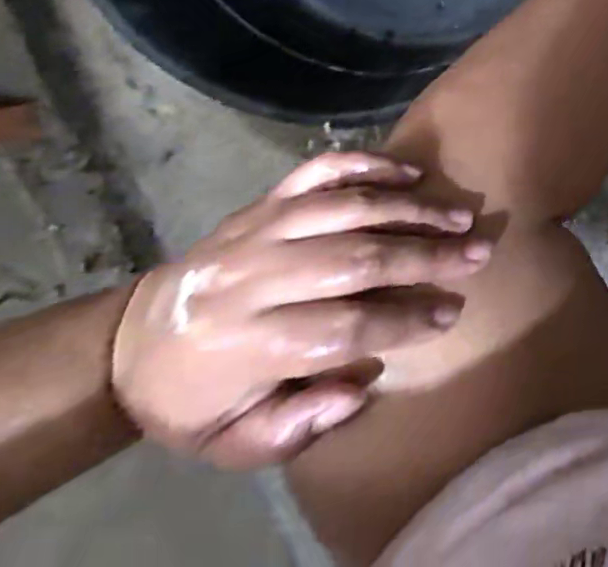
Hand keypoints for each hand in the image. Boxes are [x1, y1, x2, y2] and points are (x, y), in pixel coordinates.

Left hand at [110, 152, 489, 468]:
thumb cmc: (192, 398)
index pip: (343, 327)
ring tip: (459, 217)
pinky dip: (368, 164)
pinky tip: (410, 172)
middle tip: (478, 254)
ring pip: (348, 208)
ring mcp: (258, 228)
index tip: (450, 314)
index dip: (404, 320)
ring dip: (411, 209)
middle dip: (426, 257)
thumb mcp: (229, 442)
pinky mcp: (263, 202)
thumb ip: (294, 428)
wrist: (129, 342)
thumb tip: (360, 387)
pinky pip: (321, 171)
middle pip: (356, 259)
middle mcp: (253, 277)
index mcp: (246, 343)